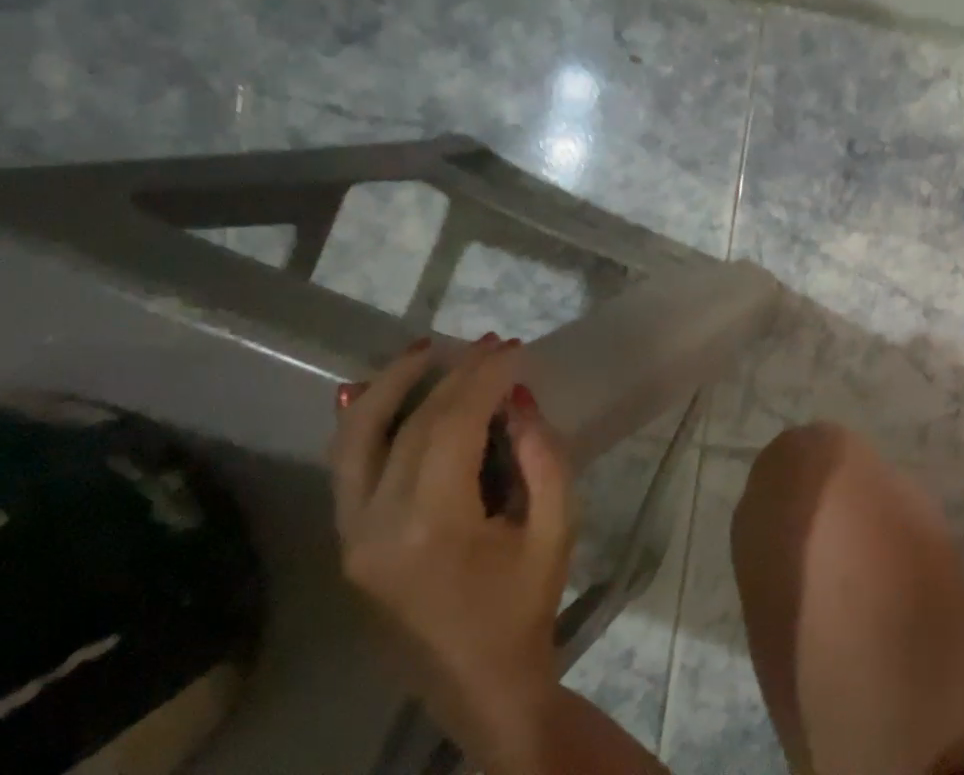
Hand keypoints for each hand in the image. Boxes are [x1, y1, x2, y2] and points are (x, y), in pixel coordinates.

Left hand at [330, 335, 572, 741]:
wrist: (477, 679)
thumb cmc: (526, 605)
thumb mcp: (556, 530)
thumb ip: (544, 460)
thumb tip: (519, 402)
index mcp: (434, 524)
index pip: (453, 426)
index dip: (484, 380)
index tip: (515, 349)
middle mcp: (376, 523)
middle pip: (411, 426)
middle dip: (453, 377)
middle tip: (492, 345)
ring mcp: (350, 534)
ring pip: (357, 440)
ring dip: (391, 388)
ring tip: (428, 349)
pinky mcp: (347, 541)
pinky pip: (346, 468)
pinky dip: (363, 424)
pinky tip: (378, 393)